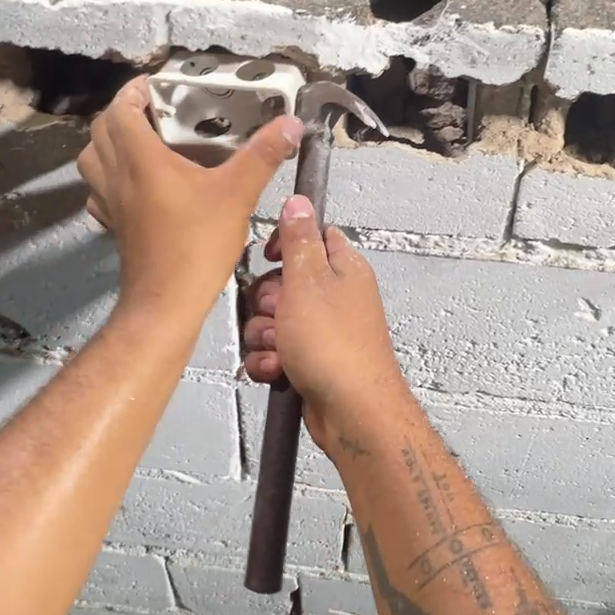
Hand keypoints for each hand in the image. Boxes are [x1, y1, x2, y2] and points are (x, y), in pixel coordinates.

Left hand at [77, 77, 302, 319]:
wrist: (166, 302)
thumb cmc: (197, 245)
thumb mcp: (238, 194)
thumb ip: (263, 155)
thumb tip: (290, 124)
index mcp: (141, 160)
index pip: (120, 110)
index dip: (134, 92)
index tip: (156, 85)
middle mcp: (117, 176)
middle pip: (101, 130)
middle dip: (122, 113)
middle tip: (154, 111)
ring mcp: (110, 204)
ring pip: (91, 160)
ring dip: (108, 143)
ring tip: (141, 141)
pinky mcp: (113, 226)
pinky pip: (98, 191)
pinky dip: (108, 178)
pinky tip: (134, 184)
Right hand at [242, 195, 409, 448]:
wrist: (350, 411)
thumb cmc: (335, 346)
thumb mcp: (307, 281)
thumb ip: (298, 240)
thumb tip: (299, 202)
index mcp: (343, 268)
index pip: (311, 237)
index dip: (284, 245)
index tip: (268, 258)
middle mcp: (336, 297)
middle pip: (282, 282)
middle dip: (266, 301)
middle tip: (277, 313)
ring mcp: (324, 331)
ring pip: (273, 320)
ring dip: (265, 336)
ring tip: (280, 349)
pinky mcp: (311, 362)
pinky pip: (275, 352)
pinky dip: (270, 362)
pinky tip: (277, 371)